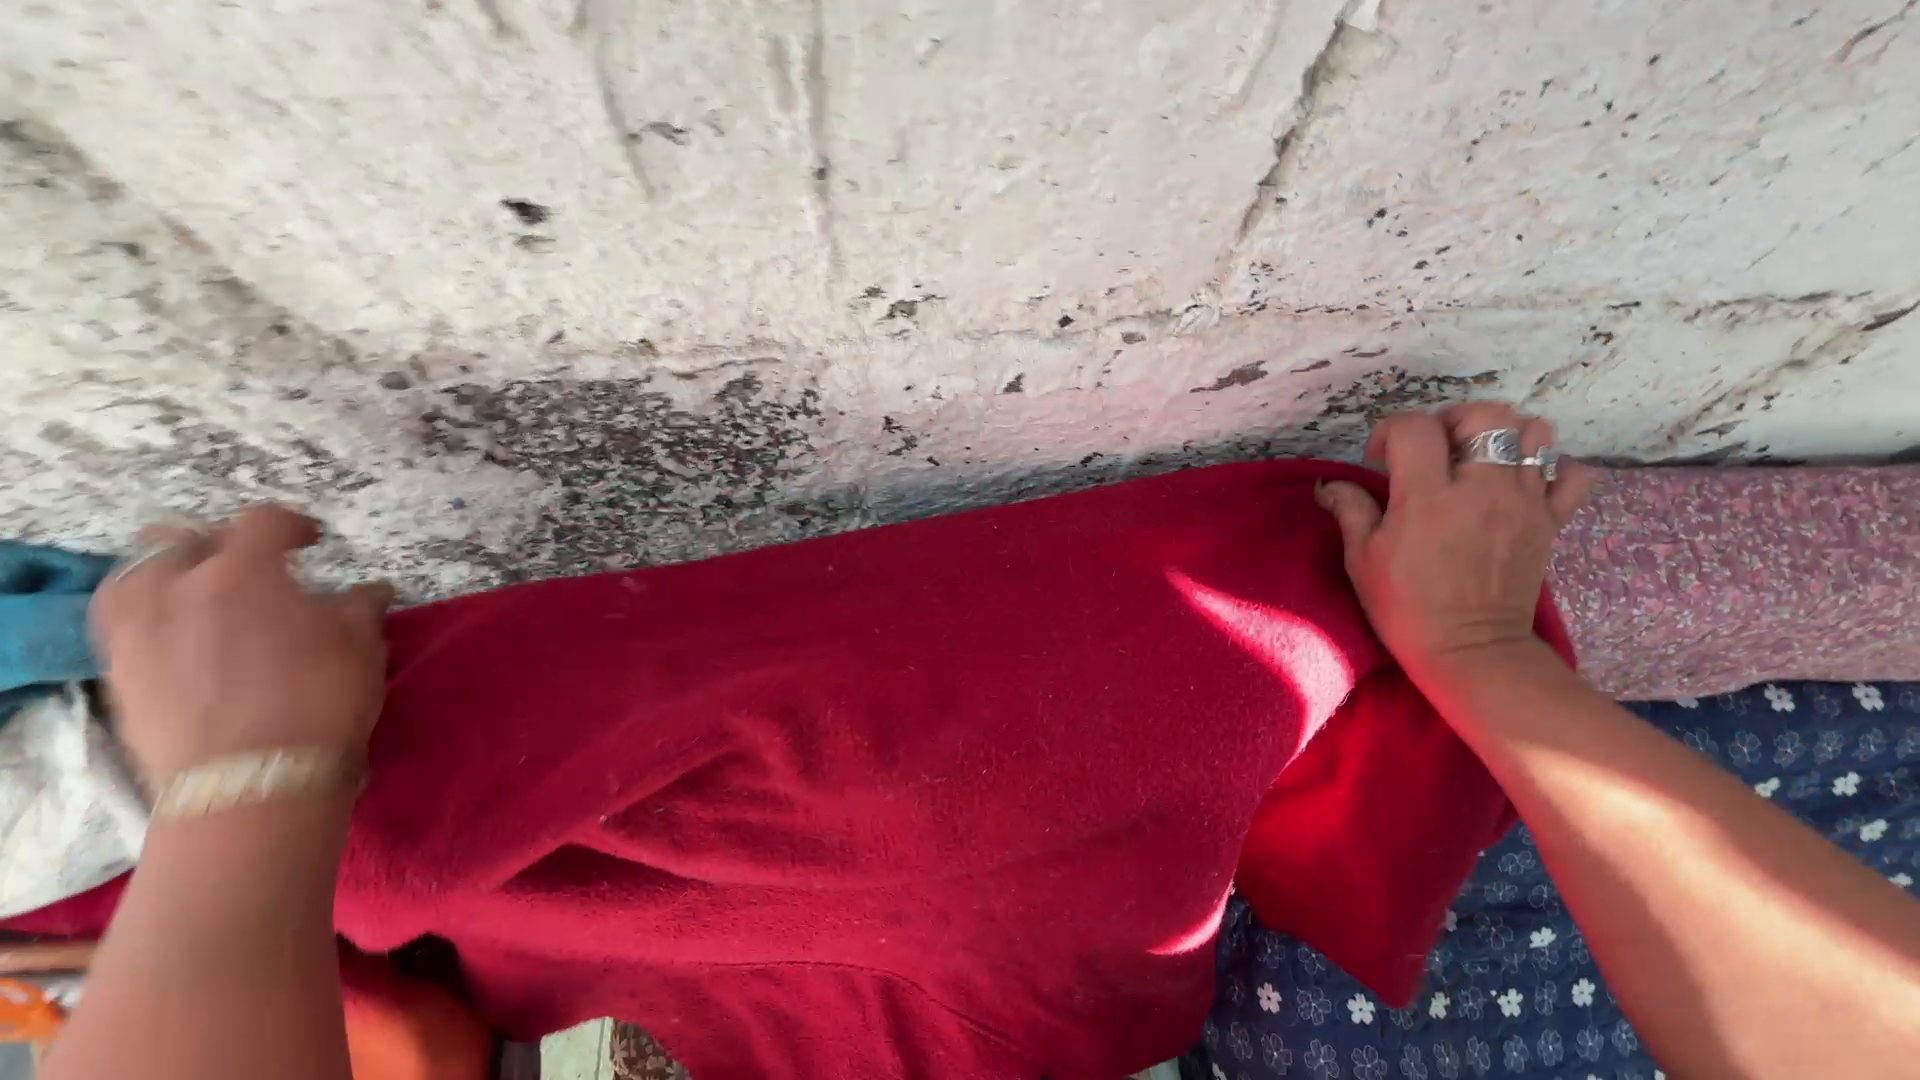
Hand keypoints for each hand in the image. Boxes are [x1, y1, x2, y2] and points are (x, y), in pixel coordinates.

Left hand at [91, 505, 393, 783]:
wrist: (254, 779)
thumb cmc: (321, 700)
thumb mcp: (362, 646)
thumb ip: (361, 607)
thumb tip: (369, 592)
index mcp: (245, 572)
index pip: (262, 521)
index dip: (292, 525)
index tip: (314, 540)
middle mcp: (178, 587)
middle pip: (181, 538)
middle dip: (220, 544)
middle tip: (254, 567)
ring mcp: (137, 629)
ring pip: (137, 575)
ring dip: (172, 573)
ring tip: (206, 596)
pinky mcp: (119, 670)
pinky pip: (125, 619)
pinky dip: (153, 613)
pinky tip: (186, 634)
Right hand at [1315, 404, 1590, 679]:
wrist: (1470, 650)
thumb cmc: (1405, 607)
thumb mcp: (1361, 559)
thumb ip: (1350, 510)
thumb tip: (1330, 484)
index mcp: (1428, 497)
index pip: (1415, 428)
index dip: (1390, 432)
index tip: (1381, 460)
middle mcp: (1482, 488)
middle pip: (1486, 414)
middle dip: (1453, 419)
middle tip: (1435, 448)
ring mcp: (1525, 502)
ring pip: (1534, 431)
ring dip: (1503, 435)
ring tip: (1478, 461)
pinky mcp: (1552, 521)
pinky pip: (1572, 472)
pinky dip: (1550, 466)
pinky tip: (1521, 482)